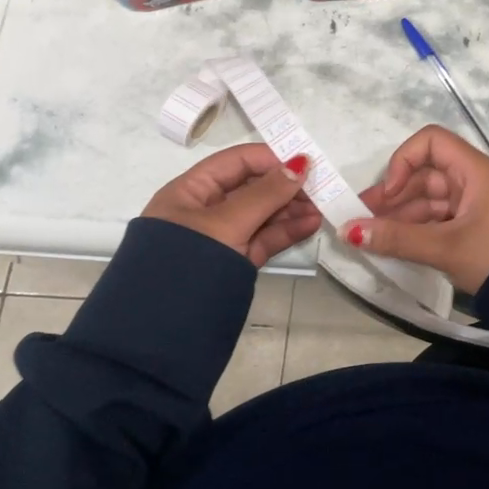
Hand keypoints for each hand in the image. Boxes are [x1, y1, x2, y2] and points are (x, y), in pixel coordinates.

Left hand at [142, 144, 318, 266]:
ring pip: (262, 214)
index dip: (271, 159)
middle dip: (286, 186)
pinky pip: (265, 238)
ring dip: (292, 209)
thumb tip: (301, 164)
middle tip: (321, 189)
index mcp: (190, 190)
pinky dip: (287, 231)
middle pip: (253, 187)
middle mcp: (205, 210)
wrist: (165, 329)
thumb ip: (266, 193)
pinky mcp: (237, 260)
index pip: (237, 162)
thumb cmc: (190, 259)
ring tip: (322, 209)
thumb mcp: (227, 222)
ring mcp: (223, 237)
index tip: (307, 164)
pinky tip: (311, 225)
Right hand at [345, 125, 488, 293]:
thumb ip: (396, 238)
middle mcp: (475, 181)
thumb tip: (347, 231)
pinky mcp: (477, 228)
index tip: (389, 194)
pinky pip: (440, 219)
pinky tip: (395, 246)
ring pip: (430, 200)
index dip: (404, 161)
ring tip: (372, 239)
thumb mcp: (446, 248)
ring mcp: (476, 205)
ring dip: (402, 216)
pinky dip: (418, 230)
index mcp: (475, 171)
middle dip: (393, 196)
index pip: (431, 142)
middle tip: (361, 222)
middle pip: (426, 174)